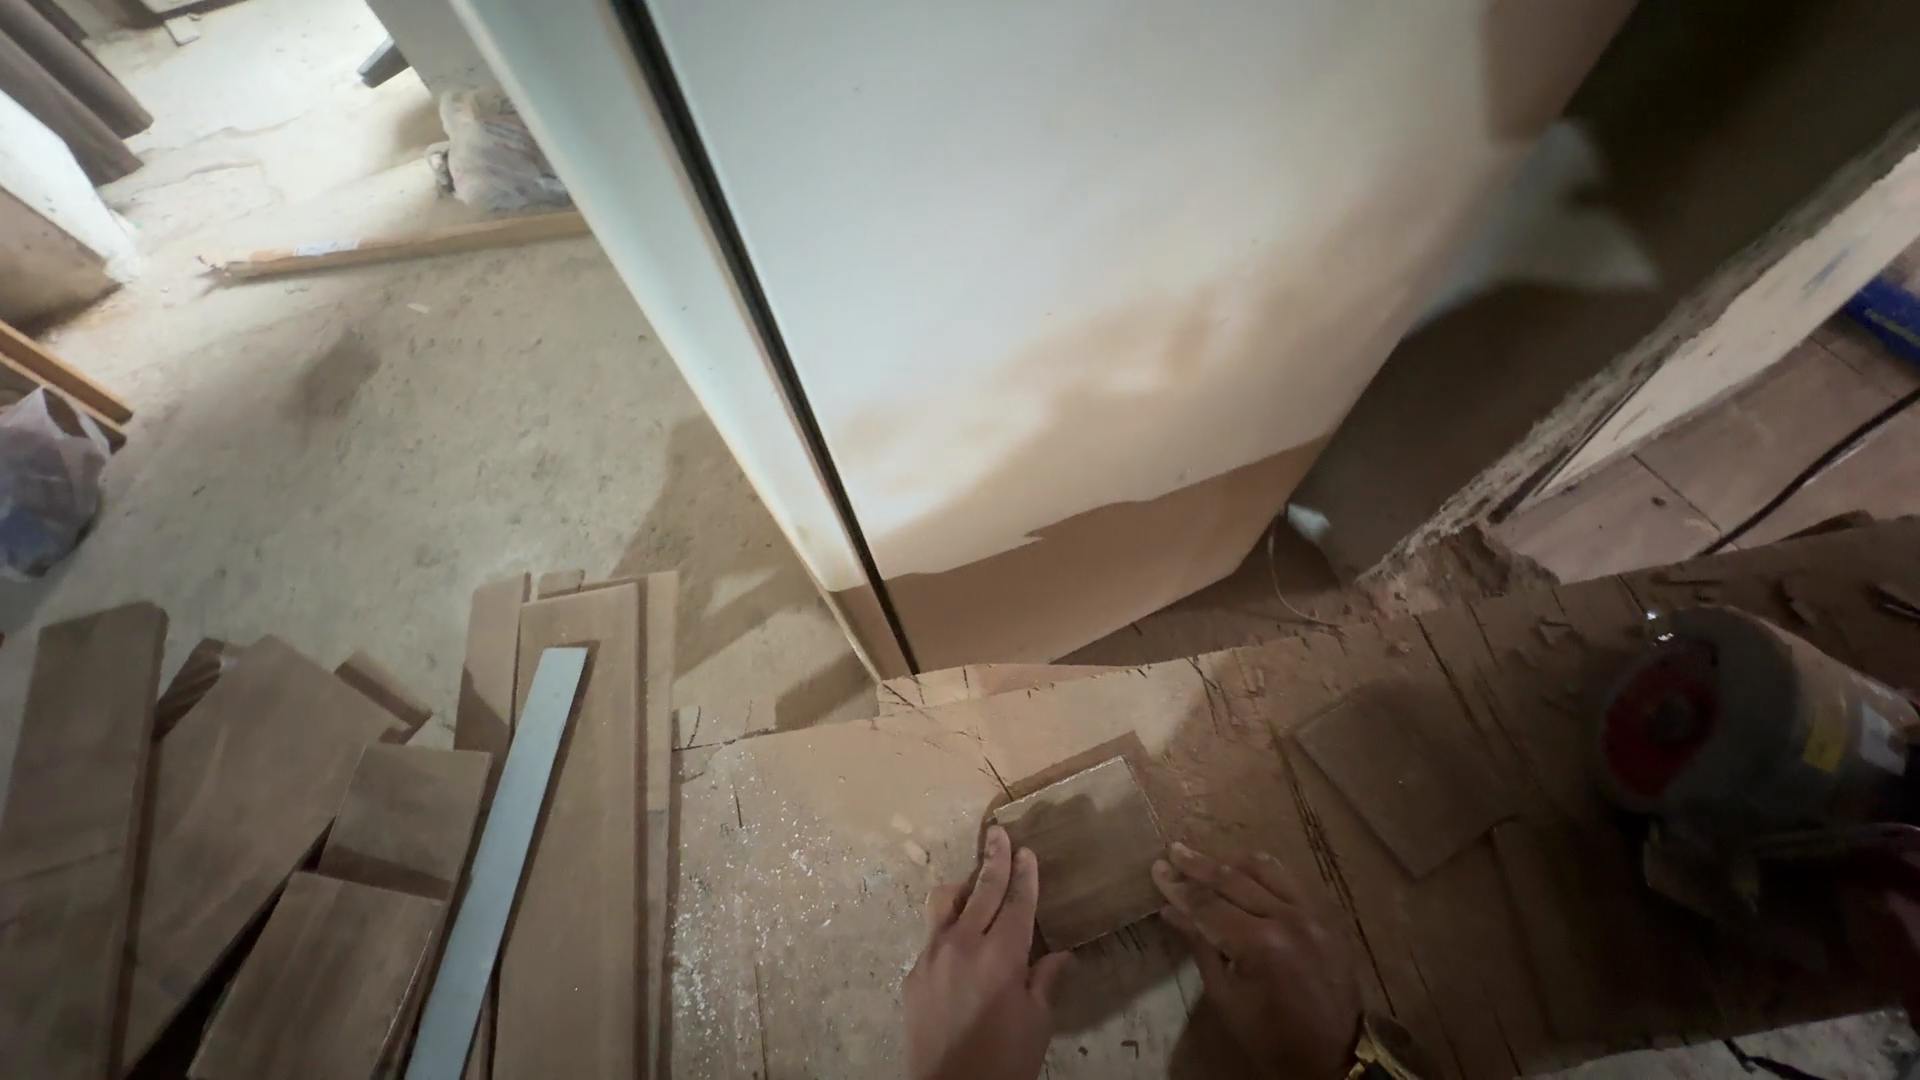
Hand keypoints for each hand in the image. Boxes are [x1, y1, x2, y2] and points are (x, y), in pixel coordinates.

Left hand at [905, 825, 1074, 1079]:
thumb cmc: (1005, 1063)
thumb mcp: (1037, 1025)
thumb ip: (1045, 982)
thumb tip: (1062, 955)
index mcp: (1001, 955)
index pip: (1017, 902)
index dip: (1024, 874)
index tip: (1026, 850)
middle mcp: (964, 944)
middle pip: (982, 889)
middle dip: (994, 858)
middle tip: (999, 833)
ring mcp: (933, 955)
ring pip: (945, 902)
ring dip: (963, 887)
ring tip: (973, 884)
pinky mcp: (914, 973)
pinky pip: (932, 937)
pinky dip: (948, 930)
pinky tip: (959, 948)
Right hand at [1154, 842, 1362, 1079]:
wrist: (1339, 1058)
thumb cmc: (1273, 1038)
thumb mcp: (1226, 999)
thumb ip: (1200, 946)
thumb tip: (1170, 909)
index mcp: (1261, 945)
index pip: (1208, 904)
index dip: (1178, 887)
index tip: (1157, 870)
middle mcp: (1287, 919)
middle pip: (1232, 879)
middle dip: (1197, 866)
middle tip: (1172, 850)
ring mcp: (1311, 913)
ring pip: (1262, 868)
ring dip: (1228, 861)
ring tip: (1204, 858)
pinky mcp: (1325, 914)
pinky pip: (1288, 878)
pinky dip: (1261, 870)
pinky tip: (1242, 868)